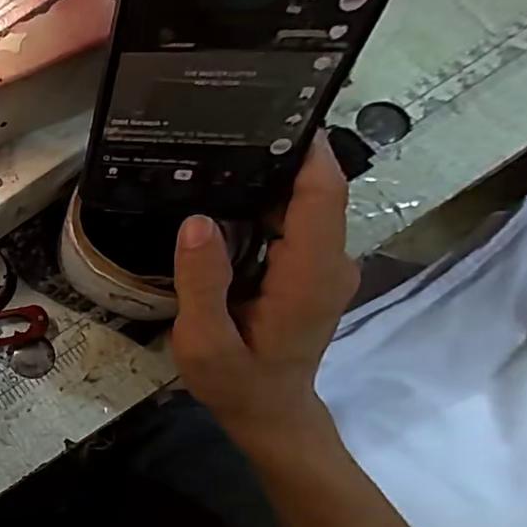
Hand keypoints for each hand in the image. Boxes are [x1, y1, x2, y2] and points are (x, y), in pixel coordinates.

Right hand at [171, 134, 359, 450]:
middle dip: (271, 159)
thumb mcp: (206, 342)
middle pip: (312, 192)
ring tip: (211, 159)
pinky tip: (221, 204)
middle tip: (215, 133)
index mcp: (310, 275)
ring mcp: (323, 266)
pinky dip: (262, 208)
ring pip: (301, 206)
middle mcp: (329, 262)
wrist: (270, 416)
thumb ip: (203, 283)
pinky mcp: (309, 272)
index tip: (272, 110)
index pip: (322, 194)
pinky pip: (292, 225)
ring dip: (263, 183)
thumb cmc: (238, 384)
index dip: (306, 149)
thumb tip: (197, 220)